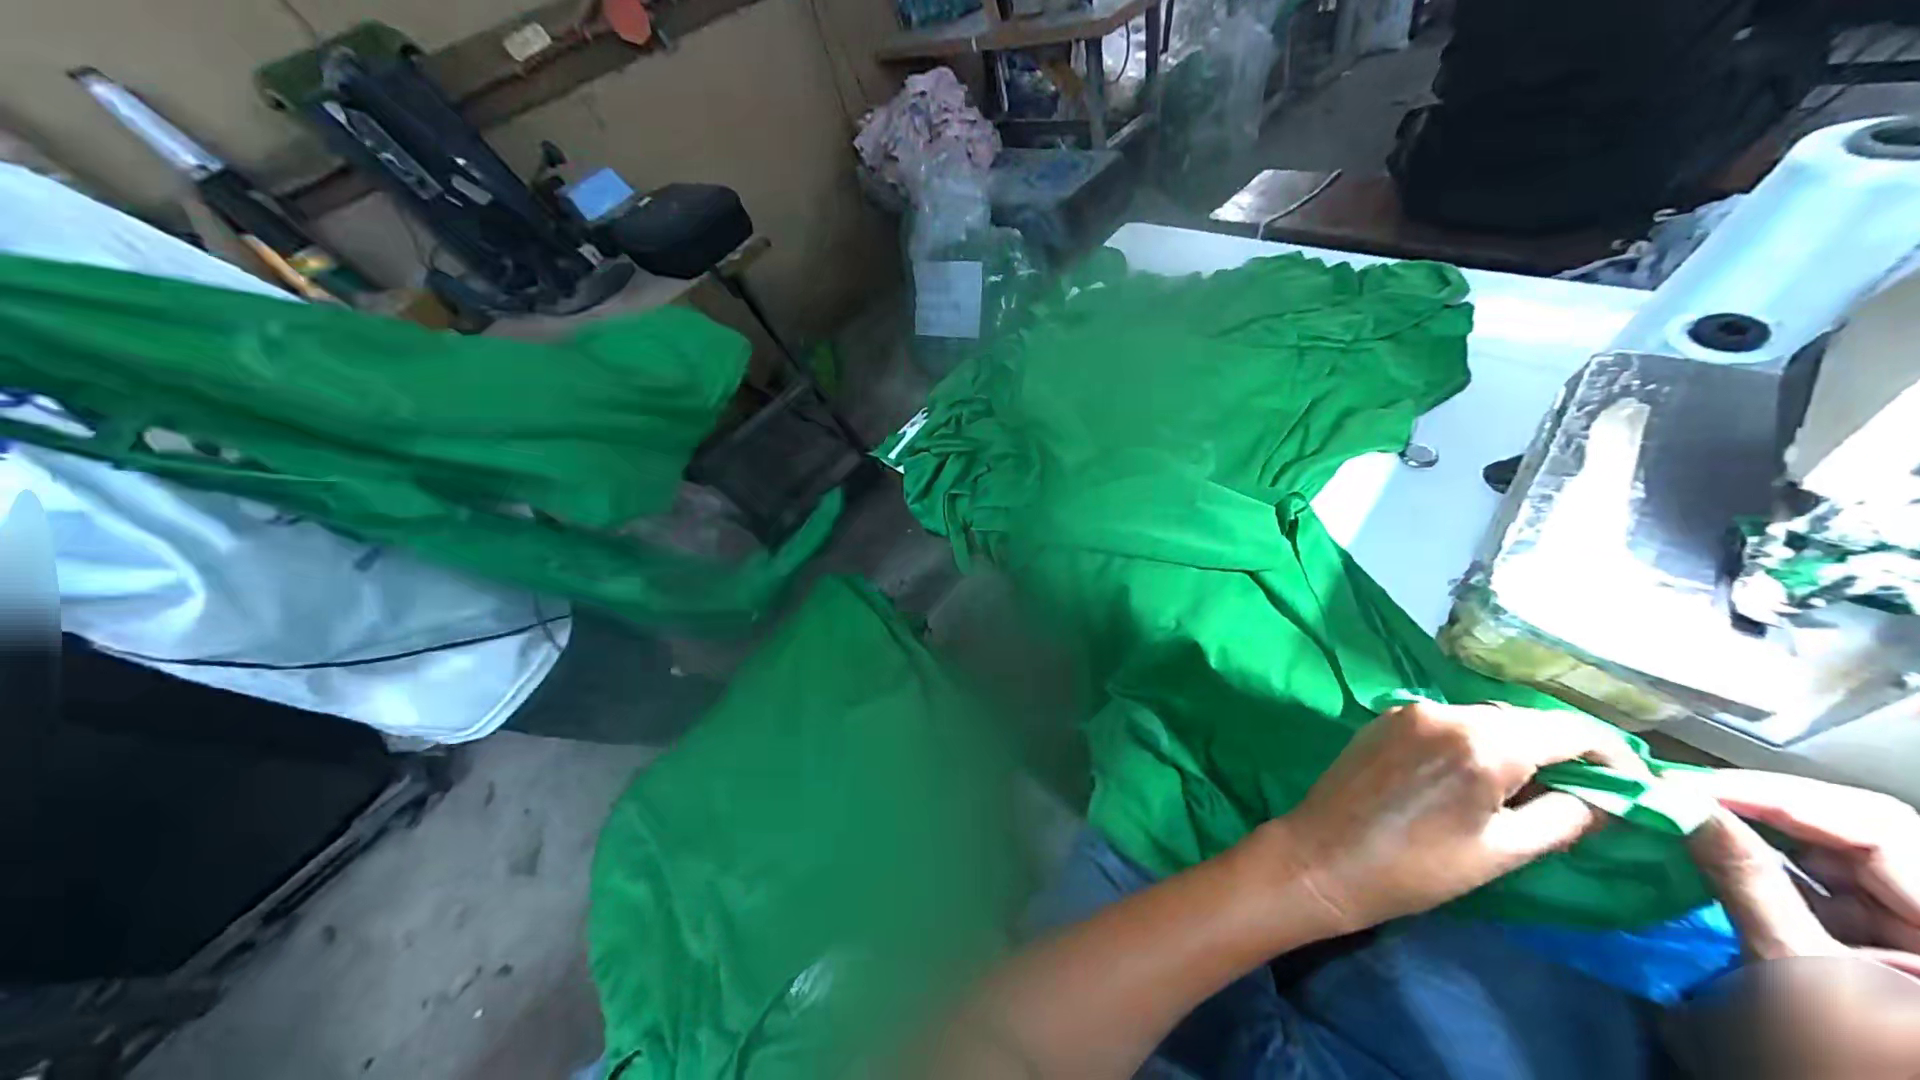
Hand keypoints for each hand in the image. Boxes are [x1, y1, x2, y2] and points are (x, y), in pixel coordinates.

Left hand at [1260, 701, 1645, 934]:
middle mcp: (1444, 713)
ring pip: (1484, 718)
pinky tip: (1478, 774)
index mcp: (1482, 742)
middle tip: (1587, 792)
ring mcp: (1408, 711)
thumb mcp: (1504, 851)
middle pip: (1525, 720)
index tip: (1633, 786)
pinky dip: (1474, 741)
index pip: (1568, 730)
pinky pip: (1446, 722)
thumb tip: (1607, 799)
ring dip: (1517, 745)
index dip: (1611, 755)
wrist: (1323, 857)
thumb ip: (1565, 817)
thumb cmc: (1416, 866)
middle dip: (1563, 751)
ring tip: (1535, 788)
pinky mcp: (1383, 720)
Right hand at [1677, 770, 1919, 974]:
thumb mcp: (1796, 971)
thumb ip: (1746, 882)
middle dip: (1765, 804)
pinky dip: (1774, 857)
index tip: (1691, 786)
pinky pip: (1836, 876)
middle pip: (1863, 827)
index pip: (1877, 824)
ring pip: (1843, 846)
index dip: (1779, 795)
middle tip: (1680, 790)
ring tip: (1690, 810)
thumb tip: (1680, 805)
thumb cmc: (1846, 1058)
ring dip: (1764, 825)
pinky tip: (1720, 842)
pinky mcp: (1899, 933)